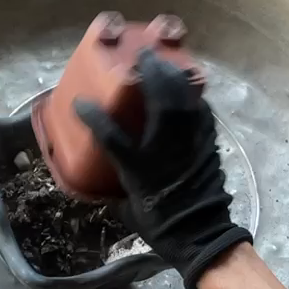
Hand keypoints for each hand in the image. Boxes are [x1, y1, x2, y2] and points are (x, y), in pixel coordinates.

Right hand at [73, 49, 251, 288]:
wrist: (201, 235)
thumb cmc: (160, 224)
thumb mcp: (128, 208)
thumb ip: (115, 189)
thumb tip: (102, 181)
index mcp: (138, 167)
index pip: (110, 134)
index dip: (93, 117)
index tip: (79, 102)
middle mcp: (165, 148)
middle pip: (159, 97)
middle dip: (150, 70)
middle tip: (141, 54)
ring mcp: (191, 142)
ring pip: (185, 96)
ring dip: (174, 74)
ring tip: (165, 62)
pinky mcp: (208, 142)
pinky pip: (201, 109)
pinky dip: (193, 94)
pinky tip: (188, 89)